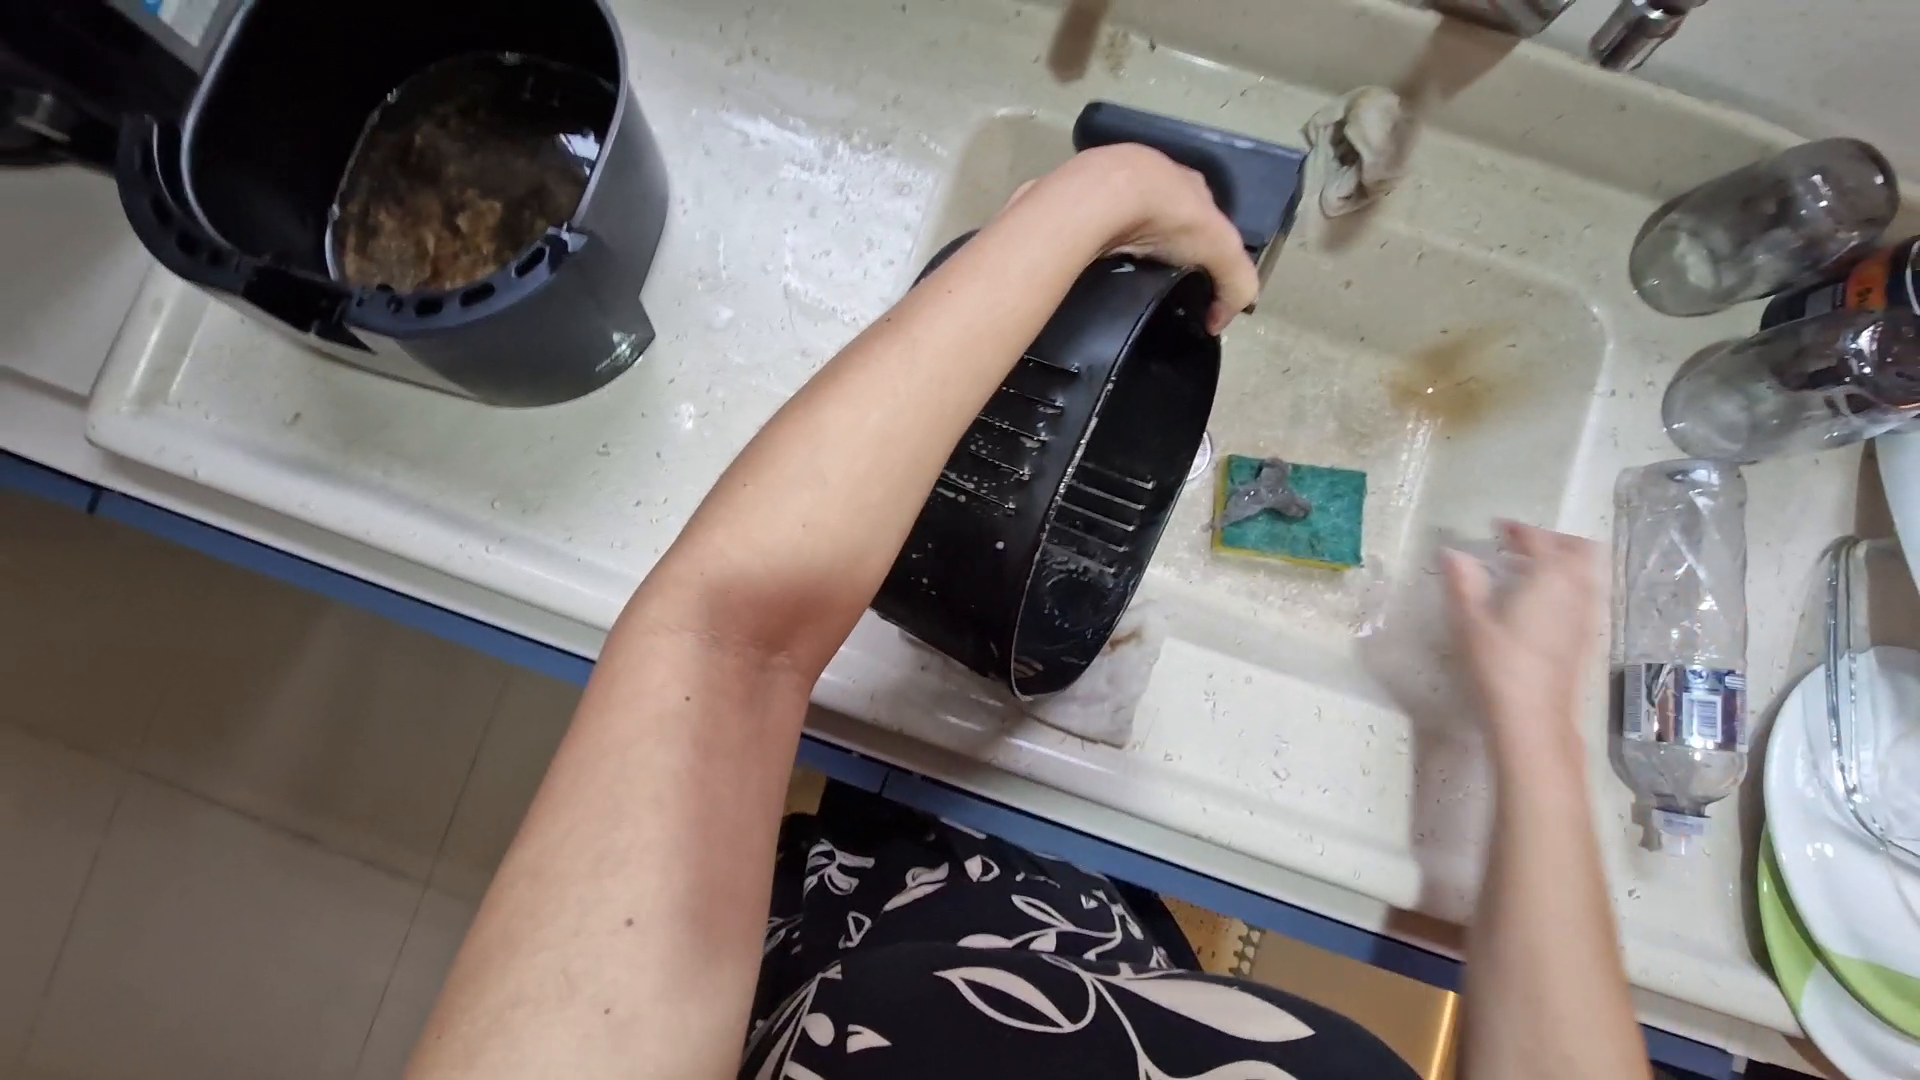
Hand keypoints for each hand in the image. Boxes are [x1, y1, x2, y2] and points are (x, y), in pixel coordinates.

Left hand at [1000, 144, 1260, 333]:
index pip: (1203, 217)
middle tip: (1153, 282)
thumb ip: (1236, 284)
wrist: (1104, 195)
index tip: (1192, 279)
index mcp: (1189, 185)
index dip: (1202, 248)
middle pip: (1162, 216)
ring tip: (1122, 276)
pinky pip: (1092, 225)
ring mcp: (1112, 184)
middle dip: (1161, 245)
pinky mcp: (1079, 198)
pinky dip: (1095, 242)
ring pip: (1124, 218)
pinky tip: (1094, 262)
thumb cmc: (1169, 217)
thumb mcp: (1222, 250)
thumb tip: (1219, 323)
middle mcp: (1152, 177)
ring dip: (1126, 242)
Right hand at [1442, 523, 1602, 749]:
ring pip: (1589, 573)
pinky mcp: (1587, 637)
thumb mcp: (1468, 620)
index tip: (1497, 528)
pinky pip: (1587, 595)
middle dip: (1553, 540)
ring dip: (1564, 562)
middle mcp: (1577, 591)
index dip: (1519, 529)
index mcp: (1547, 579)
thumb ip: (1462, 582)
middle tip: (1521, 544)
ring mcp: (1587, 615)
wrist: (1533, 715)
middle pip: (1580, 551)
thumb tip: (1452, 552)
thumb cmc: (1496, 663)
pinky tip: (1542, 602)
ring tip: (1532, 570)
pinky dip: (1568, 585)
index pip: (1539, 540)